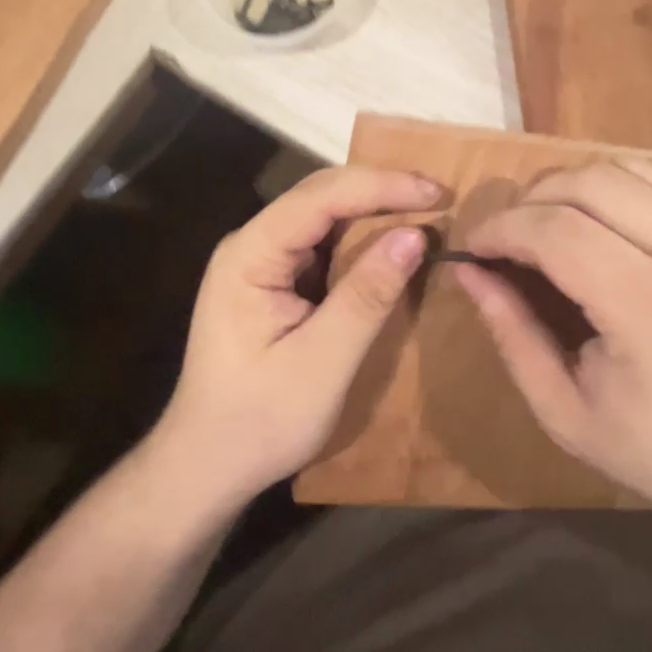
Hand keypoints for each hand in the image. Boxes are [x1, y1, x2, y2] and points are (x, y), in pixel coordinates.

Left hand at [154, 166, 438, 503]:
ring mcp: (260, 261)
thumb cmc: (261, 421)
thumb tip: (416, 234)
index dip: (382, 186)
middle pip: (320, 195)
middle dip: (382, 190)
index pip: (321, 197)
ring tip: (429, 213)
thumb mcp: (323, 363)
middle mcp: (251, 244)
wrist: (209, 465)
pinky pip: (322, 243)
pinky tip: (393, 242)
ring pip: (323, 215)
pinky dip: (361, 238)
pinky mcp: (272, 281)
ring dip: (374, 210)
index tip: (439, 192)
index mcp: (250, 255)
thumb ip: (368, 296)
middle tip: (442, 199)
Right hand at [455, 156, 651, 529]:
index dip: (502, 228)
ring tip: (558, 218)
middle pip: (593, 182)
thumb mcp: (566, 413)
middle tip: (513, 233)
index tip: (476, 247)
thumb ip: (512, 335)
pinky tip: (617, 211)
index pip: (557, 231)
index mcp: (650, 314)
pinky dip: (635, 178)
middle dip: (533, 197)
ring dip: (579, 183)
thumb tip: (469, 271)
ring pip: (635, 167)